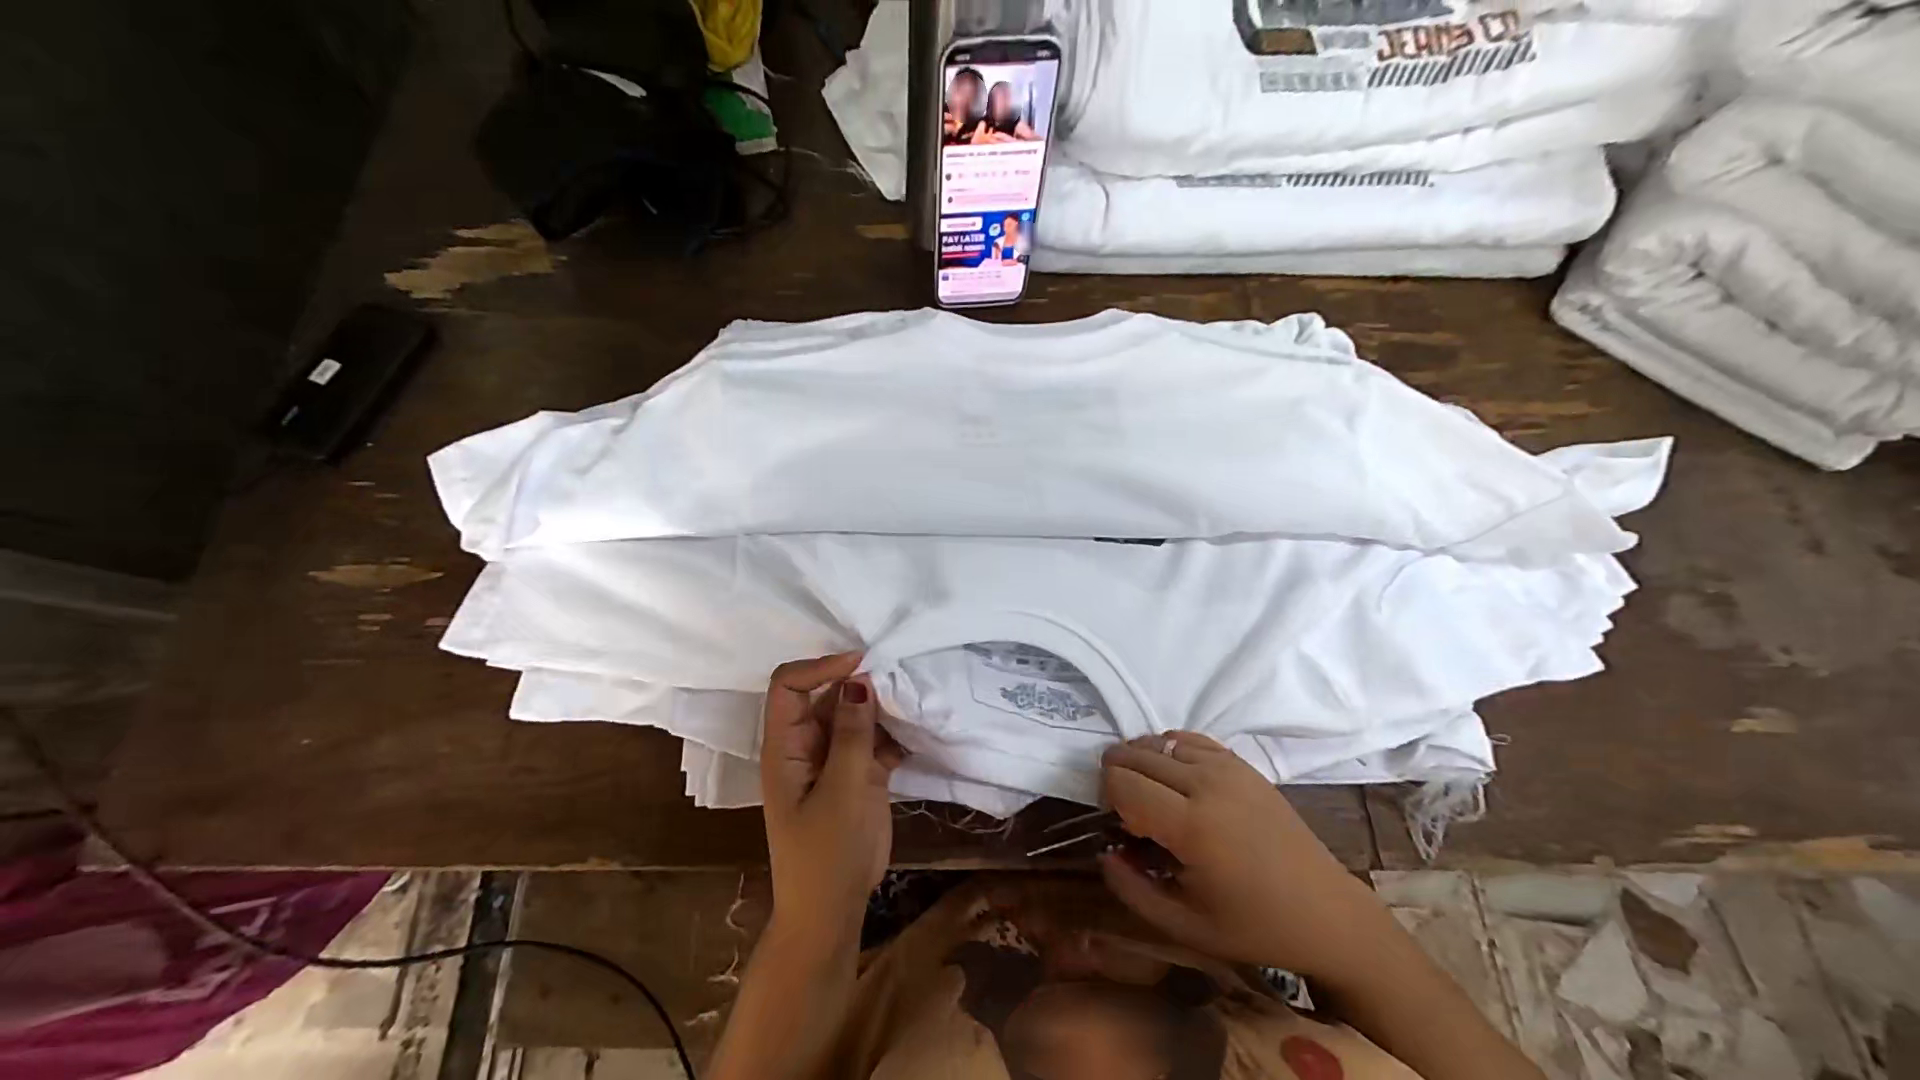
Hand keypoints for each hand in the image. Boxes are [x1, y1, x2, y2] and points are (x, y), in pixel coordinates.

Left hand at [759, 653, 904, 943]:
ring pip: (853, 717)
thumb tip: (859, 681)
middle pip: (826, 696)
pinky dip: (891, 735)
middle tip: (899, 683)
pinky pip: (872, 741)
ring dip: (880, 709)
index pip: (789, 686)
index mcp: (785, 747)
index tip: (863, 665)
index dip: (821, 667)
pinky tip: (914, 738)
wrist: (832, 913)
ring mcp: (832, 761)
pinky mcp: (856, 777)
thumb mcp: (842, 790)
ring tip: (911, 706)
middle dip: (859, 685)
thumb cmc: (827, 854)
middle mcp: (806, 746)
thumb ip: (852, 734)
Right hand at [1097, 732, 1393, 977]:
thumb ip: (1130, 888)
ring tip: (1150, 795)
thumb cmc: (1253, 925)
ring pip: (1158, 741)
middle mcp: (1206, 784)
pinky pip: (1188, 739)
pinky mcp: (1242, 764)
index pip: (1121, 782)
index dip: (1107, 798)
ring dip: (1141, 761)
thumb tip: (1105, 850)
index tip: (1120, 827)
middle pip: (1135, 754)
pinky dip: (1168, 750)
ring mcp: (1227, 768)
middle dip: (1117, 776)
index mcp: (1191, 825)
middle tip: (1128, 813)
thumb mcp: (1183, 925)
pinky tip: (1173, 778)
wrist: (1326, 911)